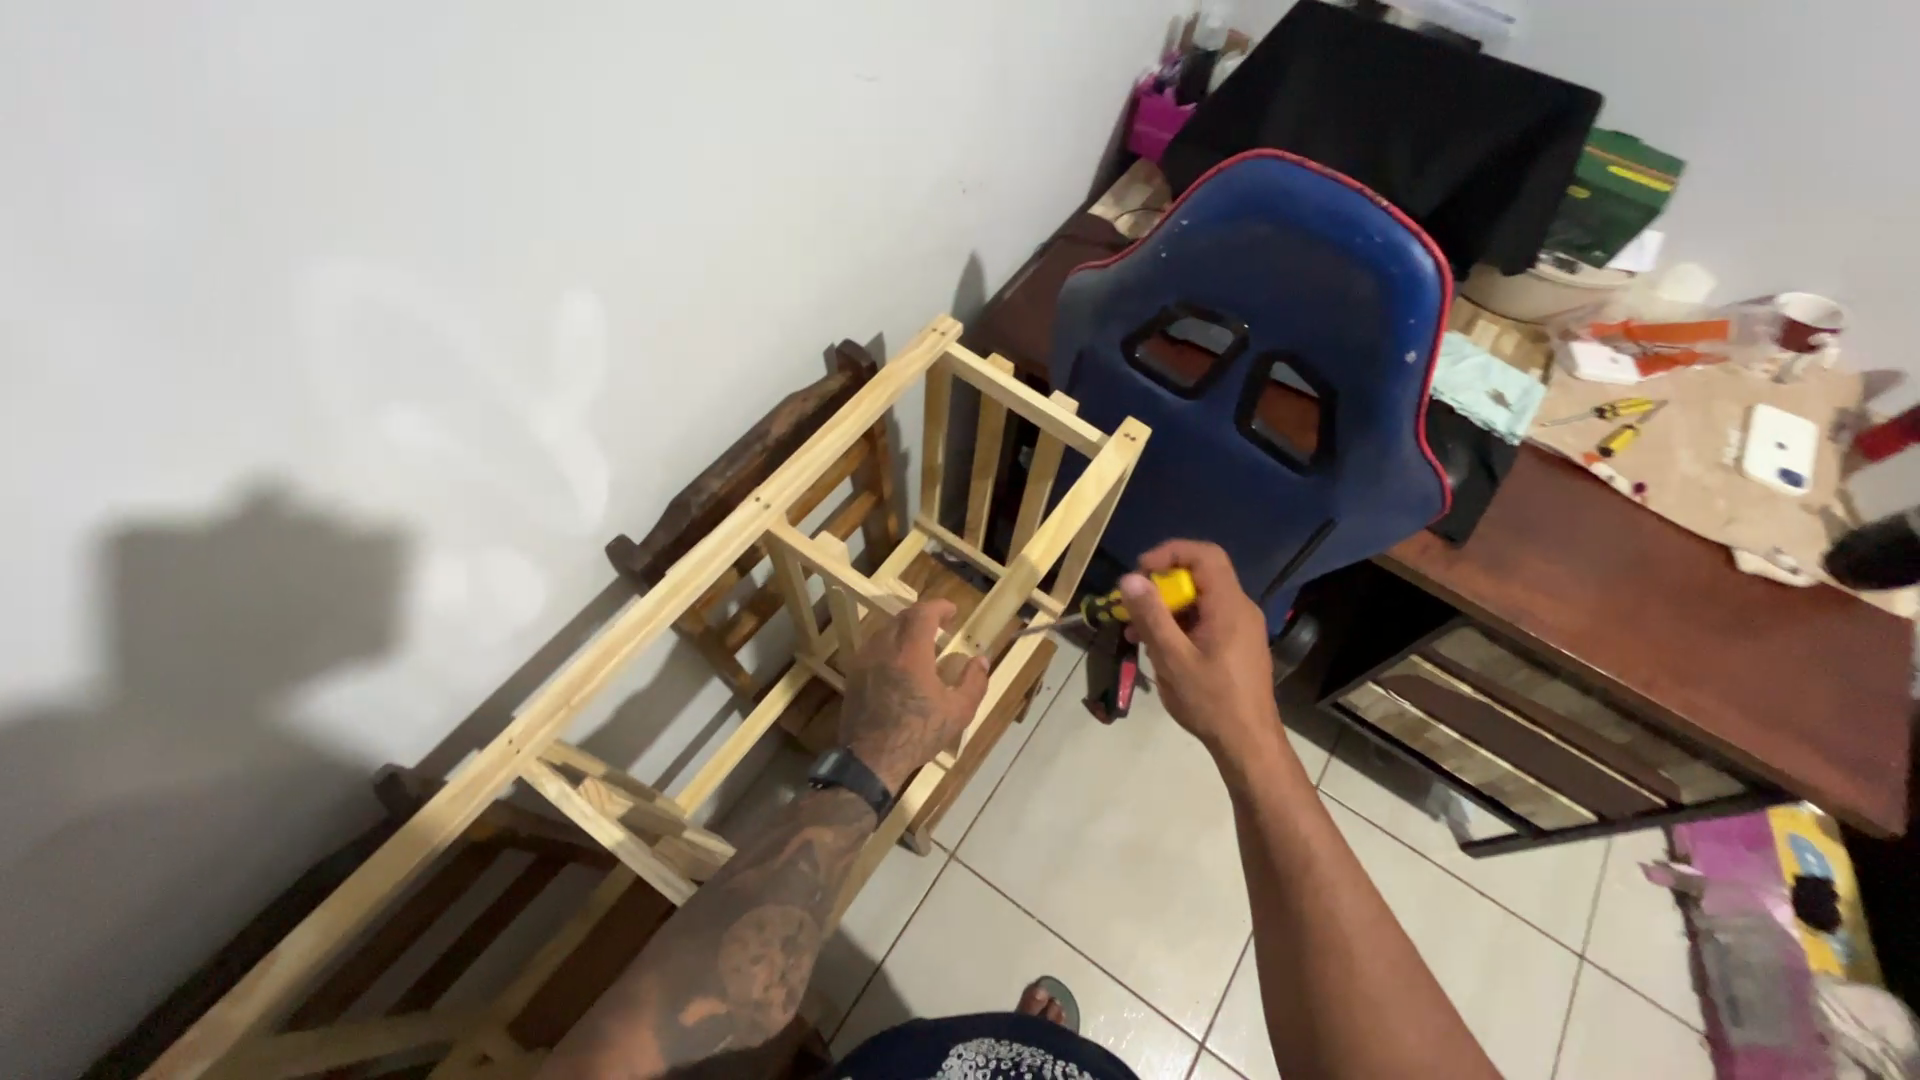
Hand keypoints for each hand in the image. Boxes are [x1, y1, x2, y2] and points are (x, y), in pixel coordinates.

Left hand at [838, 599, 990, 792]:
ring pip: (886, 630)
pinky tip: (899, 664)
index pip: (923, 613)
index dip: (939, 607)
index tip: (953, 611)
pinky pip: (873, 646)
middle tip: (940, 626)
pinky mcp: (854, 674)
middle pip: (903, 617)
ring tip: (921, 644)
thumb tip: (981, 660)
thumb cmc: (918, 734)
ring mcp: (865, 660)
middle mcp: (885, 649)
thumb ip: (974, 682)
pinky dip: (890, 644)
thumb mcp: (958, 712)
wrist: (872, 758)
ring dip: (905, 630)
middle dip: (923, 616)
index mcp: (911, 653)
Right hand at [1120, 540, 1283, 759]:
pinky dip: (1178, 626)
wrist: (1248, 744)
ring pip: (1198, 601)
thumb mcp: (1173, 659)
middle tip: (1132, 608)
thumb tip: (1129, 579)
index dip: (1170, 553)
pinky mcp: (1235, 646)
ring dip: (1165, 610)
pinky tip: (1157, 650)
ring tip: (1135, 633)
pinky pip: (1204, 621)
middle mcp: (1239, 610)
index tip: (1140, 573)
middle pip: (1199, 577)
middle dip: (1160, 587)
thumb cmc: (1211, 702)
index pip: (1205, 555)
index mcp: (1230, 606)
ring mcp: (1240, 628)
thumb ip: (1151, 616)